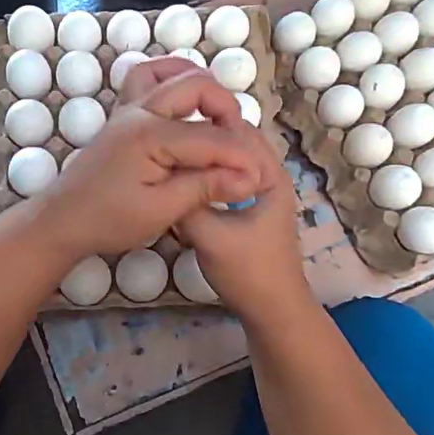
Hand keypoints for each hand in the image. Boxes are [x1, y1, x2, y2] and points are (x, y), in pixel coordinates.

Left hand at [34, 58, 281, 257]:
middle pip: (196, 85)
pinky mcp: (124, 114)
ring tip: (219, 118)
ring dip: (201, 86)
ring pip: (170, 71)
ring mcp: (128, 108)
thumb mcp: (162, 211)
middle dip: (227, 109)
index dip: (240, 157)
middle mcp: (140, 111)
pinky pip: (150, 80)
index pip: (211, 137)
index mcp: (150, 136)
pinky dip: (174, 81)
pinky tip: (188, 105)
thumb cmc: (109, 221)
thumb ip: (206, 188)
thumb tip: (250, 179)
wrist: (63, 220)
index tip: (258, 179)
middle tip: (239, 145)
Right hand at [173, 132, 314, 325]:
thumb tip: (160, 174)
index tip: (169, 125)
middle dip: (203, 137)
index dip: (205, 122)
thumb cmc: (249, 273)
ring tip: (170, 155)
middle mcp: (270, 176)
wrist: (273, 311)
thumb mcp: (211, 237)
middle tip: (165, 137)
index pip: (238, 130)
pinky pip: (228, 179)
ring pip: (229, 161)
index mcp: (270, 175)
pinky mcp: (252, 208)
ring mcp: (262, 192)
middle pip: (234, 142)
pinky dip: (209, 174)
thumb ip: (187, 203)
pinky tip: (183, 182)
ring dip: (205, 157)